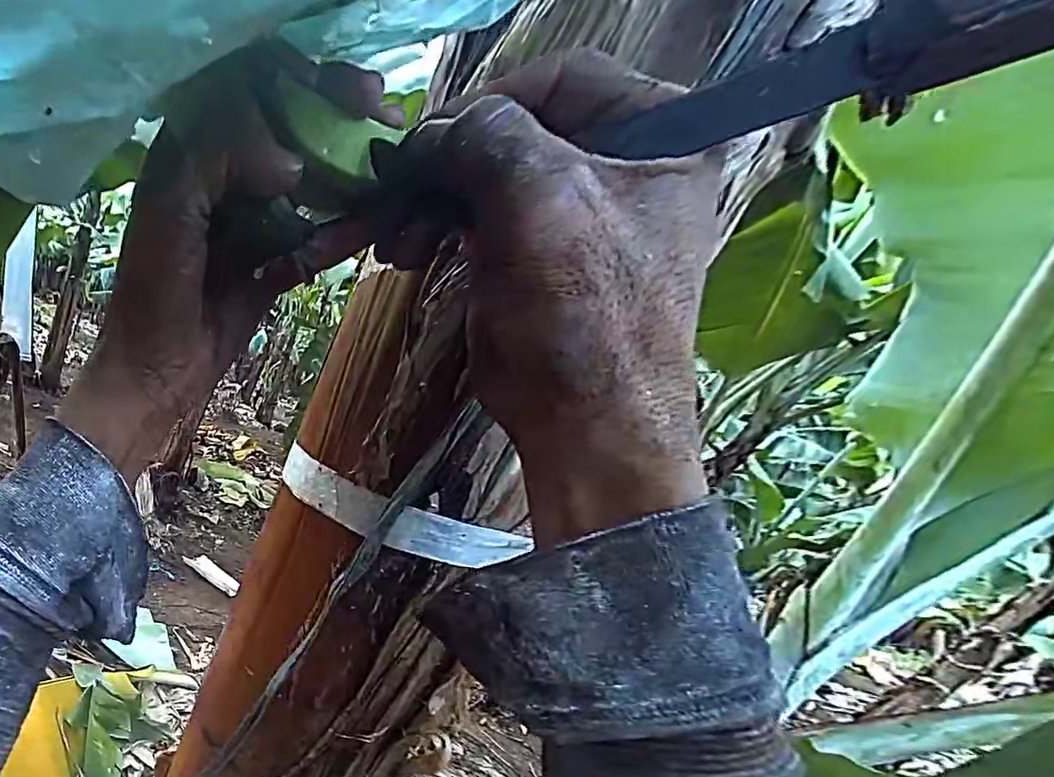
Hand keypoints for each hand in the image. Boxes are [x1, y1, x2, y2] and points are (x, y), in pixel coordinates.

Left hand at [55, 51, 383, 479]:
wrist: (158, 371)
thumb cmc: (153, 291)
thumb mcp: (172, 208)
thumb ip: (221, 157)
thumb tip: (293, 161)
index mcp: (188, 155)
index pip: (245, 93)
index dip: (292, 80)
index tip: (332, 85)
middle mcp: (223, 181)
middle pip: (284, 131)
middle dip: (332, 114)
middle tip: (377, 107)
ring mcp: (251, 224)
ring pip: (306, 184)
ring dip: (346, 169)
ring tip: (386, 155)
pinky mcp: (271, 265)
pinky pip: (313, 239)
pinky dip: (342, 230)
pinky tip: (372, 217)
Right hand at [374, 50, 719, 543]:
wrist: (584, 420)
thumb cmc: (582, 312)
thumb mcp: (544, 203)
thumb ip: (491, 140)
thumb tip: (432, 130)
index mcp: (658, 131)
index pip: (562, 78)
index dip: (487, 102)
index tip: (426, 142)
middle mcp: (617, 166)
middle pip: (514, 134)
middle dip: (446, 167)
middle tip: (395, 196)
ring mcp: (569, 217)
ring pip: (485, 182)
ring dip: (431, 204)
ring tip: (396, 242)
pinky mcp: (530, 260)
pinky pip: (476, 224)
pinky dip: (437, 232)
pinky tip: (410, 252)